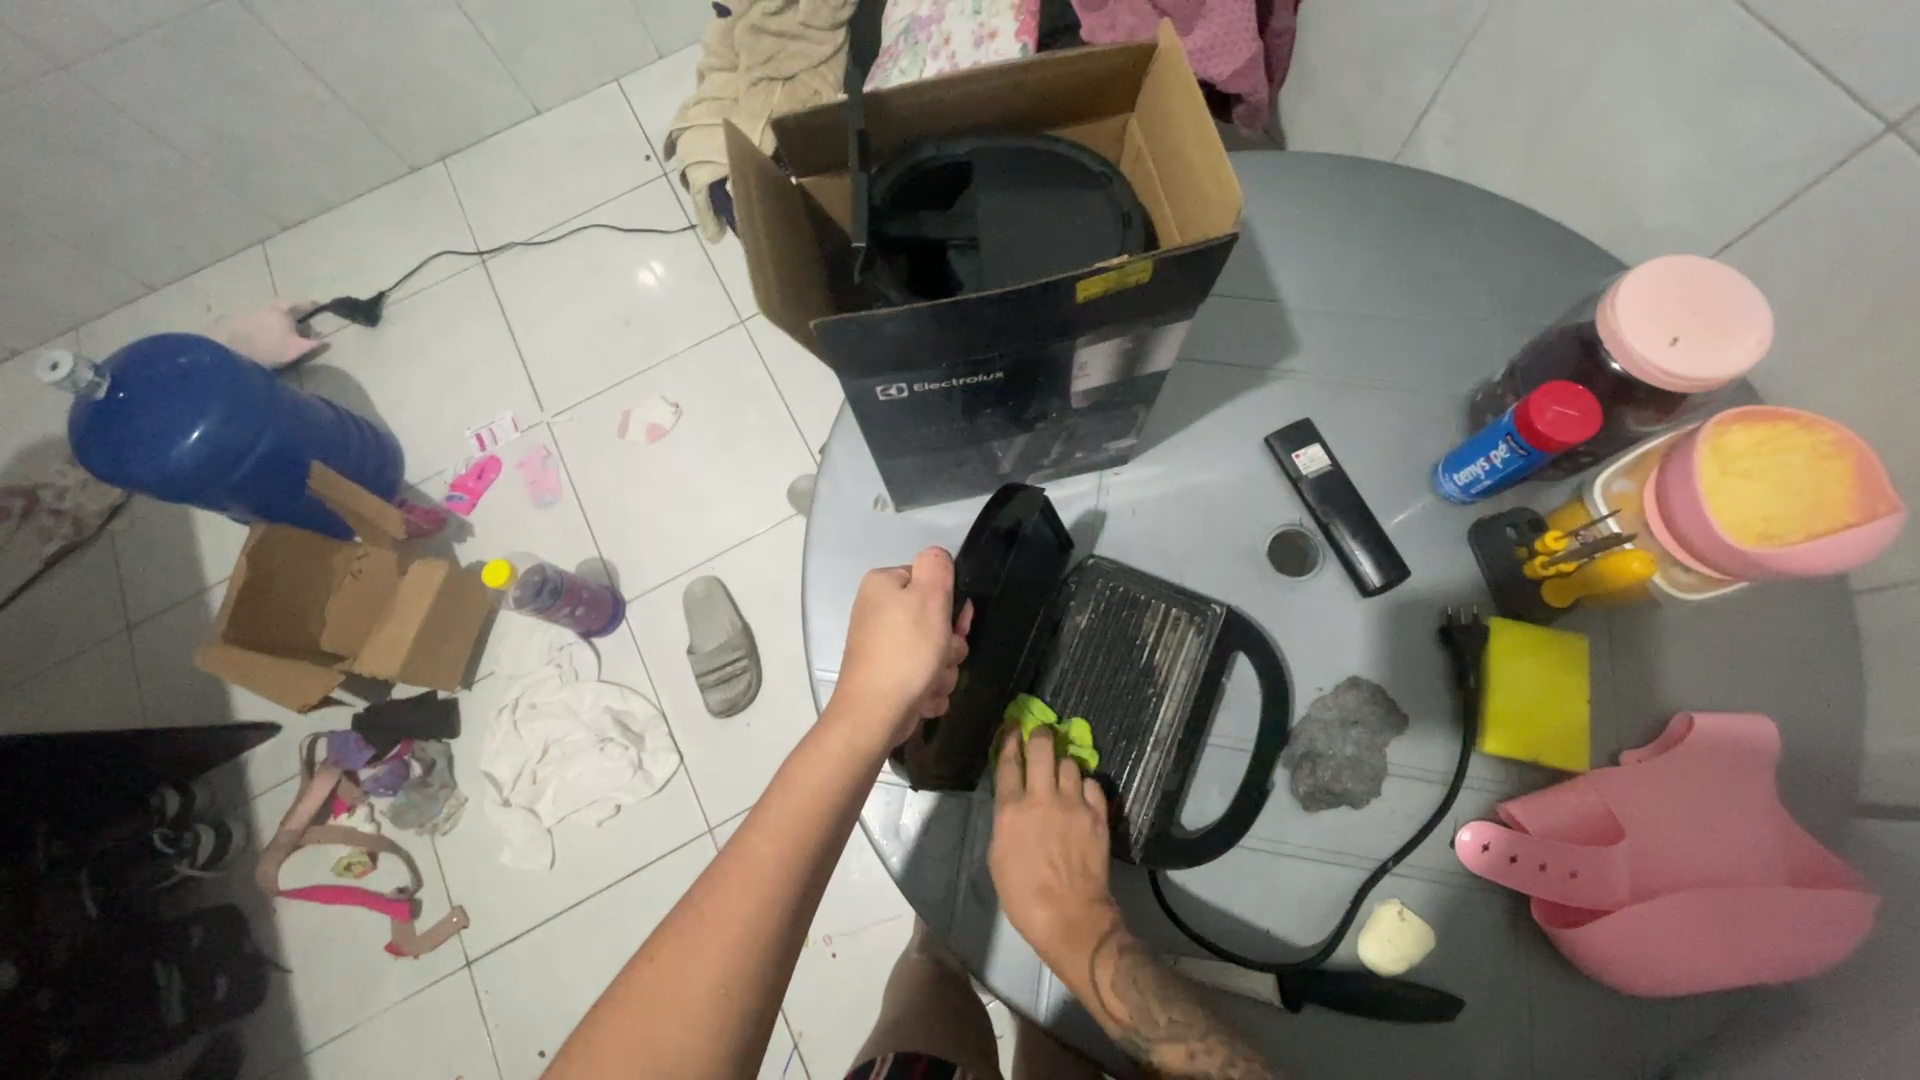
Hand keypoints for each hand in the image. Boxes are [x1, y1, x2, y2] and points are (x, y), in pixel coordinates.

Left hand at [833, 547, 971, 747]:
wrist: (874, 714)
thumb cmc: (906, 652)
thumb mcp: (929, 597)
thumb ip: (937, 566)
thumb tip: (936, 557)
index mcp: (883, 584)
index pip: (932, 582)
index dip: (950, 605)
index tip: (956, 625)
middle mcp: (878, 611)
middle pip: (936, 620)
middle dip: (948, 645)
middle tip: (941, 656)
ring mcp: (881, 646)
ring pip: (934, 652)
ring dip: (942, 670)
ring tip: (929, 681)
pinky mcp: (888, 676)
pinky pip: (923, 676)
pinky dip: (928, 688)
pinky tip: (921, 697)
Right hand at [989, 727, 1122, 969]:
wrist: (1069, 916)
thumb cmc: (1023, 895)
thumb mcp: (998, 856)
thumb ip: (1005, 820)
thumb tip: (1013, 802)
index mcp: (1010, 809)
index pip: (1009, 762)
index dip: (1010, 741)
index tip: (1014, 729)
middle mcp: (1042, 798)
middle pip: (1043, 748)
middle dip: (1041, 736)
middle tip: (1042, 735)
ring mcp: (1073, 804)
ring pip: (1070, 764)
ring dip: (1064, 764)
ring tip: (1063, 773)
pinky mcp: (1097, 815)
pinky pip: (1092, 784)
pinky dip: (1086, 785)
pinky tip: (1082, 794)